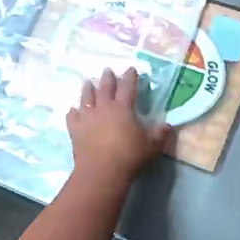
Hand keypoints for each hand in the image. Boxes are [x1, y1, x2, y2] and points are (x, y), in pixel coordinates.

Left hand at [66, 68, 169, 187]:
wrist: (101, 170)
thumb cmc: (129, 156)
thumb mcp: (151, 146)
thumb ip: (159, 134)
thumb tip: (167, 125)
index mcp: (123, 108)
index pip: (128, 87)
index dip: (130, 77)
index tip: (131, 69)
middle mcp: (103, 108)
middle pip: (105, 88)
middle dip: (108, 78)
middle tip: (107, 70)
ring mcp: (87, 117)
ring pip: (86, 98)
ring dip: (87, 89)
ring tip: (88, 82)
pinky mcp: (75, 129)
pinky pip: (72, 116)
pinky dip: (73, 112)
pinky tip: (73, 110)